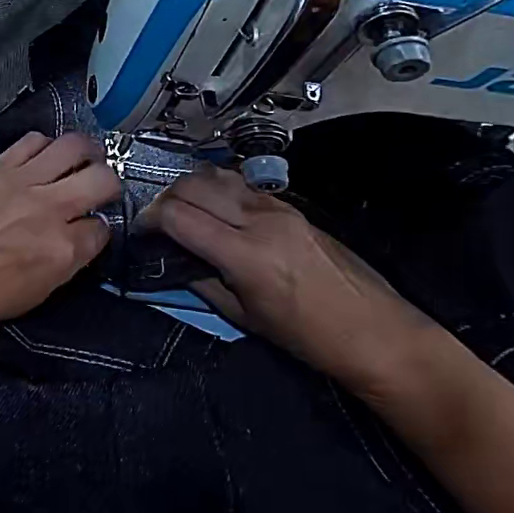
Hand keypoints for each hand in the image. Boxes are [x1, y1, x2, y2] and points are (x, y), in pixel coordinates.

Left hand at [0, 132, 118, 345]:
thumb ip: (69, 260)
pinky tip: (43, 158)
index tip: (92, 228)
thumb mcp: (37, 293)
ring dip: (88, 154)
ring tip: (83, 160)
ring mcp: (24, 181)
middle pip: (104, 179)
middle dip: (110, 185)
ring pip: (76, 146)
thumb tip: (86, 235)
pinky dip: (47, 146)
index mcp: (61, 251)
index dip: (101, 228)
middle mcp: (50, 209)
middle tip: (100, 189)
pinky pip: (36, 139)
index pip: (103, 228)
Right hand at [138, 166, 440, 393]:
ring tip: (182, 210)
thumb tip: (174, 262)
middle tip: (156, 220)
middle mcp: (259, 219)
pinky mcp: (290, 205)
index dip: (150, 219)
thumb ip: (203, 283)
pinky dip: (218, 189)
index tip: (140, 230)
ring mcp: (277, 207)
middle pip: (193, 186)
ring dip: (190, 187)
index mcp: (245, 253)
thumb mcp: (246, 318)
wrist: (373, 329)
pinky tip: (216, 209)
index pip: (179, 215)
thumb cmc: (309, 337)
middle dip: (165, 198)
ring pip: (217, 176)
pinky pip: (242, 184)